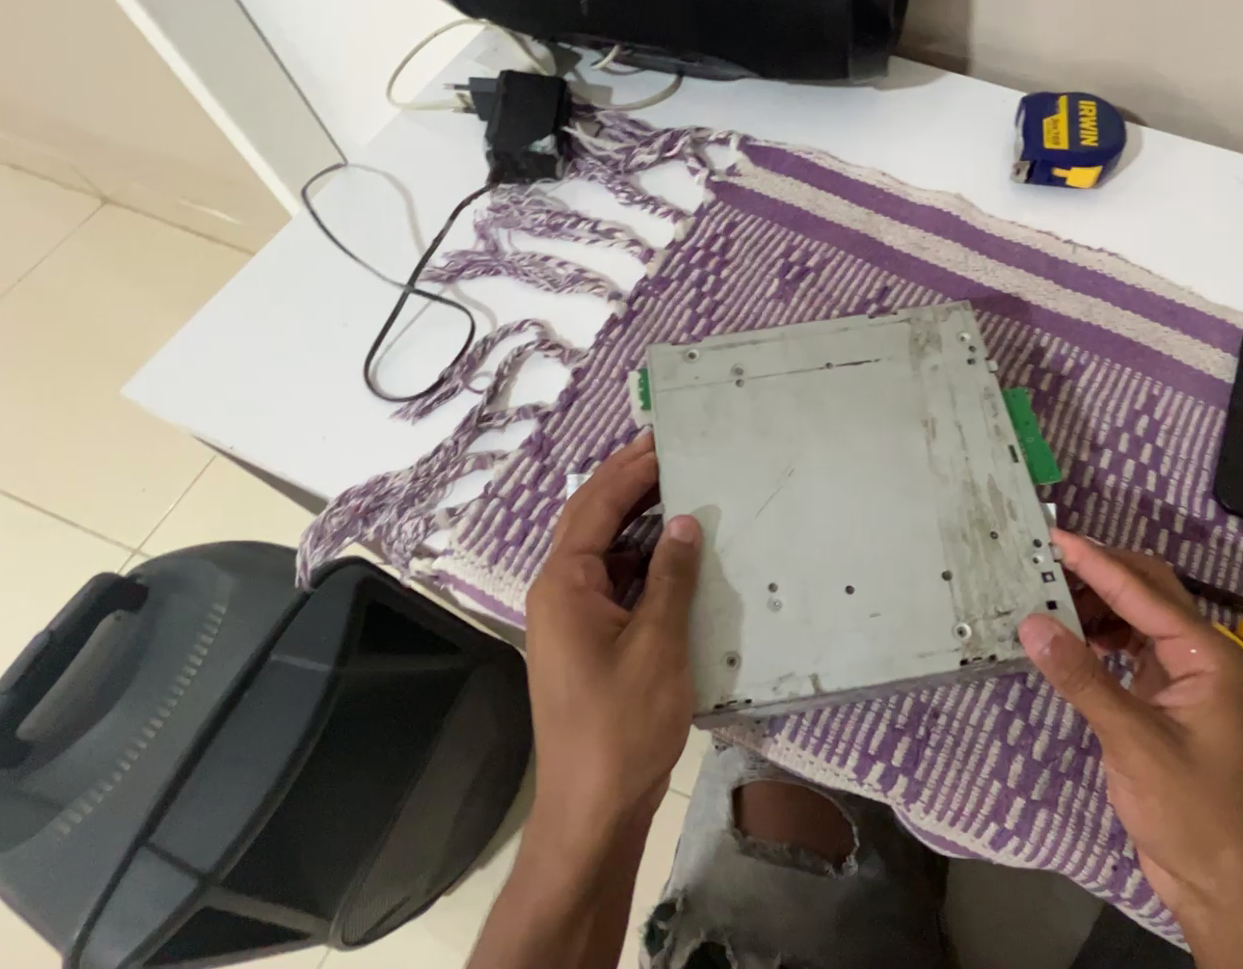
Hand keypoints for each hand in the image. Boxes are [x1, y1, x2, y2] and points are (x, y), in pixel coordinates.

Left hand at [524, 433, 701, 837]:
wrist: (593, 805)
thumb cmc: (623, 725)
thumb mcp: (658, 646)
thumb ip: (671, 578)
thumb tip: (684, 522)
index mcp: (564, 585)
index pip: (596, 507)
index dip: (630, 469)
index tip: (665, 438)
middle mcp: (559, 593)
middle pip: (591, 520)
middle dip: (627, 481)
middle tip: (669, 448)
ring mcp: (571, 618)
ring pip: (604, 551)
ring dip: (637, 520)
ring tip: (679, 488)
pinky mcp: (587, 640)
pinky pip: (614, 583)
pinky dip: (642, 561)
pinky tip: (674, 554)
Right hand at [1019, 531, 1242, 967]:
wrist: (1234, 891)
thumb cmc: (1197, 815)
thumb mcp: (1135, 743)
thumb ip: (1083, 678)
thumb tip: (1031, 623)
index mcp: (1207, 656)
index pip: (1142, 591)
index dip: (1094, 561)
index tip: (1050, 537)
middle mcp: (1200, 659)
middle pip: (1147, 594)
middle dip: (1096, 575)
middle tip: (1040, 565)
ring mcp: (1185, 683)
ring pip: (1137, 623)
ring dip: (1095, 608)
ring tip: (1044, 601)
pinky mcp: (1168, 707)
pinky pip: (1131, 656)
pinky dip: (1099, 642)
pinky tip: (1068, 644)